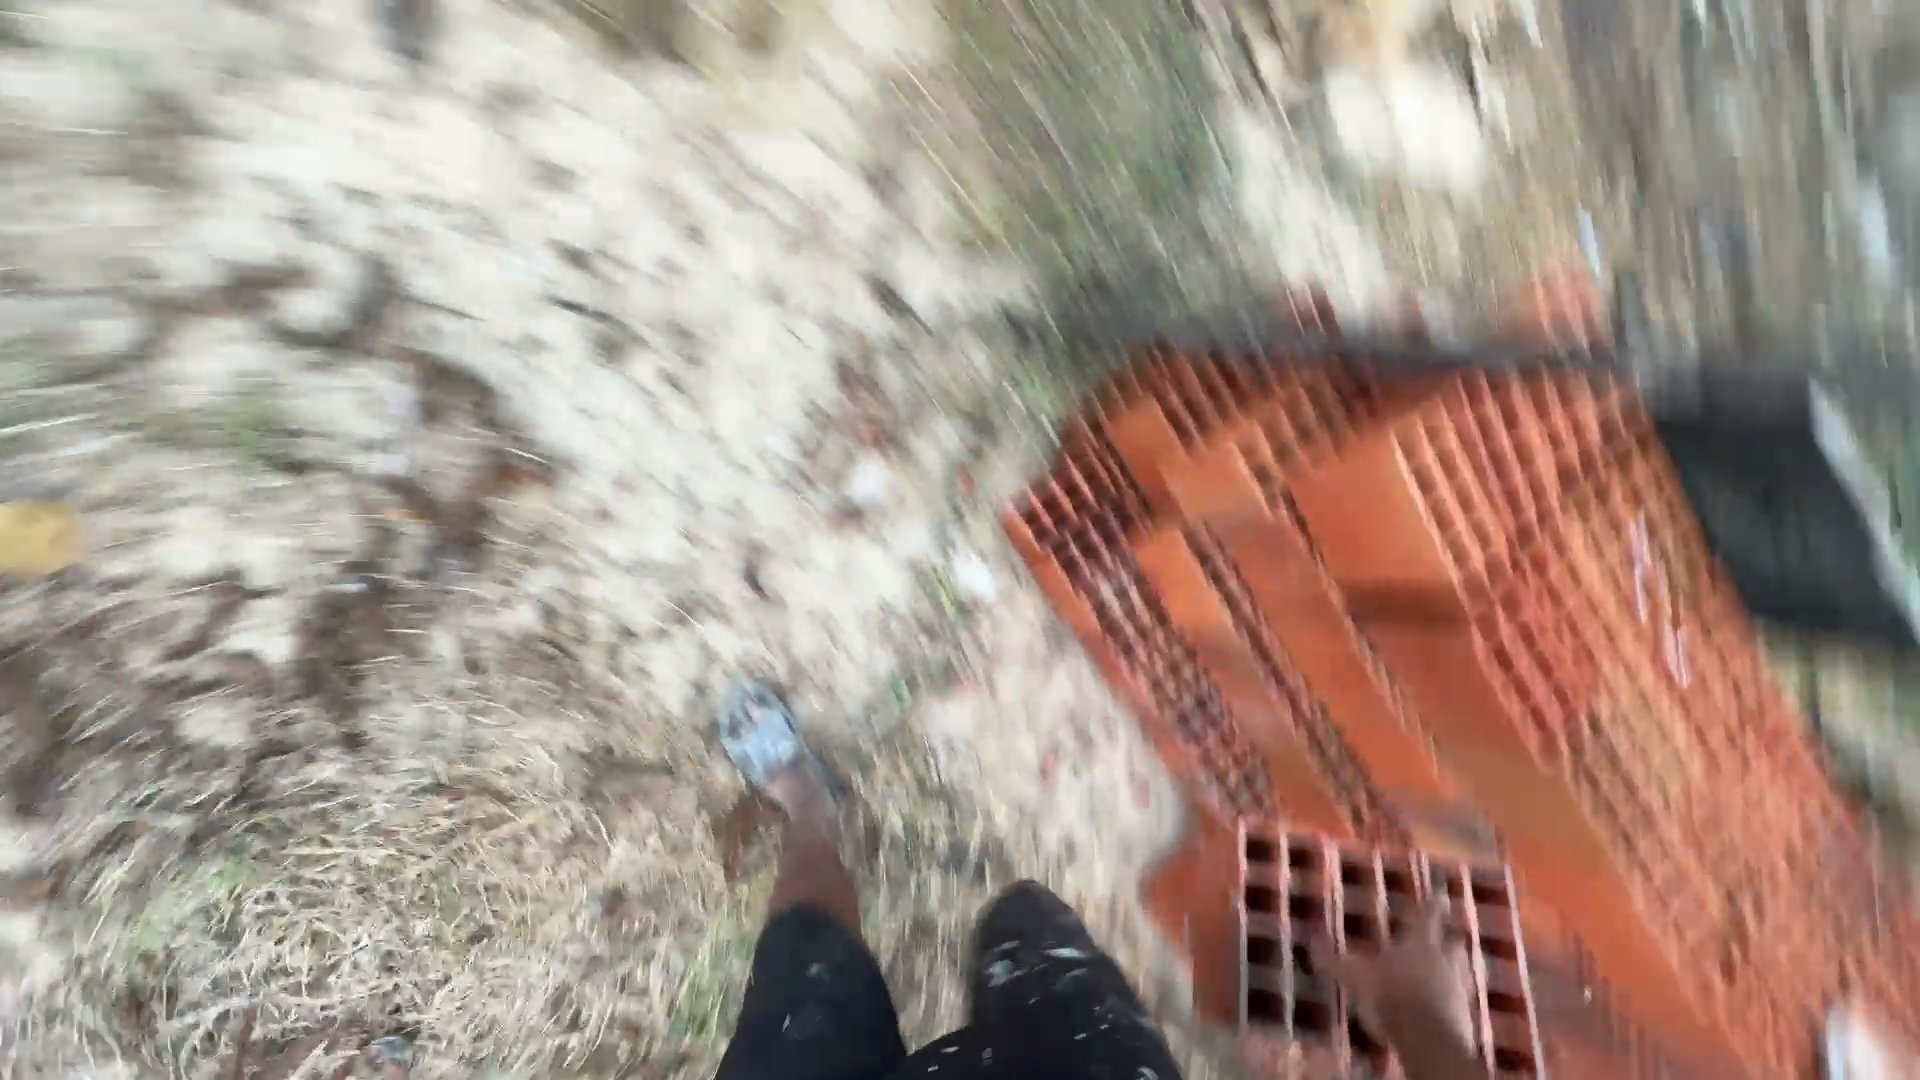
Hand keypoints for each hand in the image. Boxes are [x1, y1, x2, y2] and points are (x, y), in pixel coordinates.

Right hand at [1309, 901, 1480, 1077]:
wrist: (1428, 1041)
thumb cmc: (1389, 995)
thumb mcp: (1353, 976)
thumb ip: (1333, 959)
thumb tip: (1310, 941)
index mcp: (1418, 943)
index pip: (1428, 915)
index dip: (1433, 902)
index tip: (1441, 892)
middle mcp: (1443, 960)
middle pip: (1453, 941)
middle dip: (1449, 935)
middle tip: (1446, 931)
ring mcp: (1458, 988)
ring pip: (1461, 968)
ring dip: (1454, 964)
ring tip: (1446, 964)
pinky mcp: (1465, 1015)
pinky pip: (1461, 997)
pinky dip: (1453, 994)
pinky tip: (1443, 999)